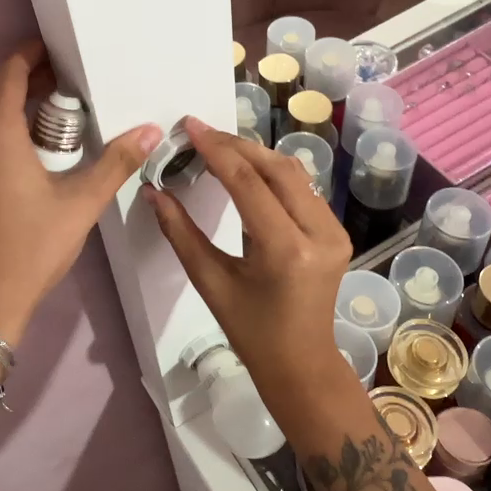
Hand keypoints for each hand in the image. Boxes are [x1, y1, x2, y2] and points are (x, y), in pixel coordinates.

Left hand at [0, 41, 162, 343]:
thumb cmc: (31, 247)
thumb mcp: (80, 203)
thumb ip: (116, 162)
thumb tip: (151, 131)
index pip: (11, 71)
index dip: (34, 55)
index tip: (60, 53)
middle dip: (32, 85)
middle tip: (71, 90)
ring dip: (15, 113)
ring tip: (54, 125)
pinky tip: (24, 159)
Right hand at [144, 116, 352, 395]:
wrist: (302, 363)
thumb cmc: (251, 330)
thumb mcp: (210, 281)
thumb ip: (180, 232)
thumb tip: (153, 190)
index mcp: (286, 250)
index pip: (249, 184)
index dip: (217, 151)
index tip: (191, 127)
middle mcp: (319, 233)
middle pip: (278, 168)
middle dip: (237, 146)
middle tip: (202, 133)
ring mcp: (334, 231)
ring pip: (294, 173)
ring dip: (256, 155)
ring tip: (219, 147)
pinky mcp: (336, 232)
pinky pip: (303, 188)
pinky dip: (272, 173)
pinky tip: (246, 170)